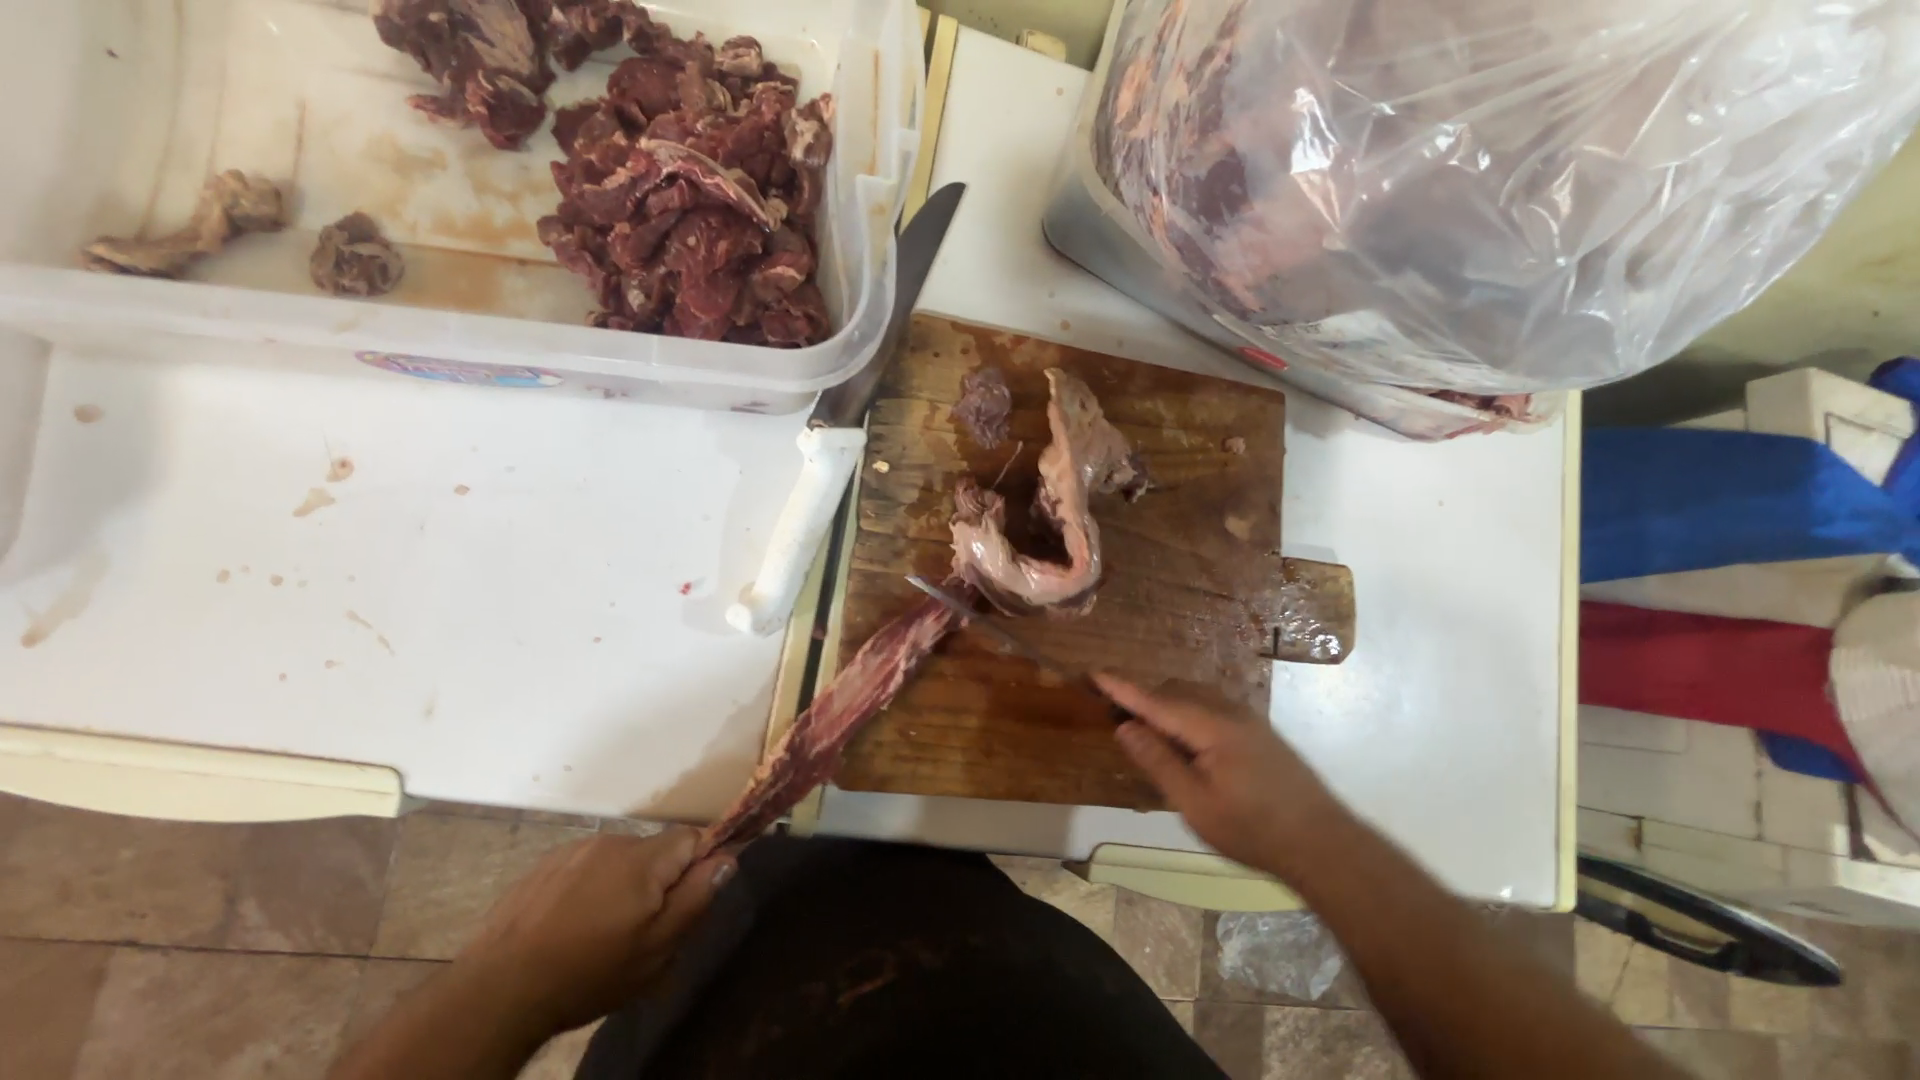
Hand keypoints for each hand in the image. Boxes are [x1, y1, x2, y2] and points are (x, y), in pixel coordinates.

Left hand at [451, 827, 734, 1036]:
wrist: (499, 990)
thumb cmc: (589, 972)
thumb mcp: (656, 949)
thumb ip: (696, 898)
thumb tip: (727, 857)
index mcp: (643, 858)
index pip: (692, 837)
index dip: (697, 866)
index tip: (685, 903)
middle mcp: (610, 842)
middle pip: (654, 851)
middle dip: (658, 881)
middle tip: (644, 931)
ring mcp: (571, 851)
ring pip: (618, 860)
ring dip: (621, 886)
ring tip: (602, 932)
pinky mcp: (542, 867)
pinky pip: (584, 868)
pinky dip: (588, 890)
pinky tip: (571, 926)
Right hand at [1097, 674, 1347, 875]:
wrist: (1323, 844)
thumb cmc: (1252, 830)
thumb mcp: (1195, 804)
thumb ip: (1159, 762)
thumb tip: (1126, 727)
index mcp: (1212, 727)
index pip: (1156, 701)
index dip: (1123, 689)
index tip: (1095, 673)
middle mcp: (1231, 713)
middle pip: (1176, 692)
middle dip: (1144, 699)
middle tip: (1117, 719)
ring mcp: (1249, 721)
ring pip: (1197, 698)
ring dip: (1167, 706)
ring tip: (1147, 733)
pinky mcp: (1260, 733)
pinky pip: (1213, 709)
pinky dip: (1188, 714)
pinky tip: (1186, 744)